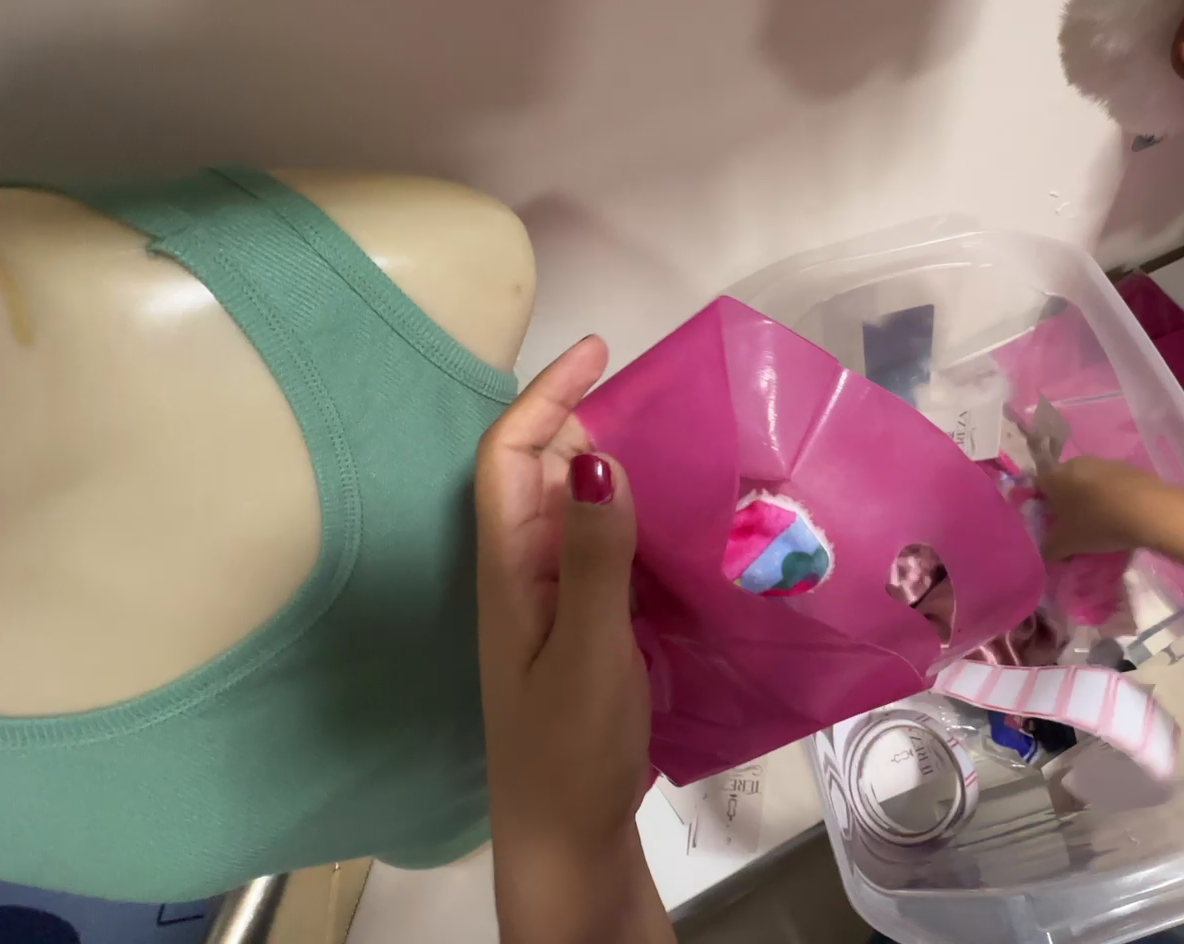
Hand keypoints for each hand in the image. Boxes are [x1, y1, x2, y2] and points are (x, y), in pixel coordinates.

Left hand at [473, 337, 659, 940]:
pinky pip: (602, 537)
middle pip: (537, 467)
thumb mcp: (586, 649)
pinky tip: (672, 508)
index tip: (599, 352)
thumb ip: (594, 556)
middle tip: (645, 393)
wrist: (569, 831)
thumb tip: (599, 457)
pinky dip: (630, 505)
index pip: (510, 456)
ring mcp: (556, 591)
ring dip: (607, 457)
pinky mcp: (587, 612)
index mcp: (512, 566)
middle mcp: (527, 567)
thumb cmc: (570, 746)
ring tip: (667, 436)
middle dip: (578, 413)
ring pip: (573, 500)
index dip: (546, 395)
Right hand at [1035, 456, 1169, 559]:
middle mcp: (1075, 463)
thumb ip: (1049, 549)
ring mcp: (1103, 463)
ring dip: (1089, 497)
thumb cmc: (1097, 523)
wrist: (1149, 510)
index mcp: (1054, 477)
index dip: (1038, 503)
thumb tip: (1042, 554)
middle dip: (1064, 500)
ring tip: (1099, 521)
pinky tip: (1120, 514)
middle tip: (1072, 524)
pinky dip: (1110, 496)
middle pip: (1063, 481)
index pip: (1036, 485)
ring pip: (1087, 480)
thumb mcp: (1067, 544)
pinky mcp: (1127, 468)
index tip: (1048, 522)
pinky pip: (1110, 483)